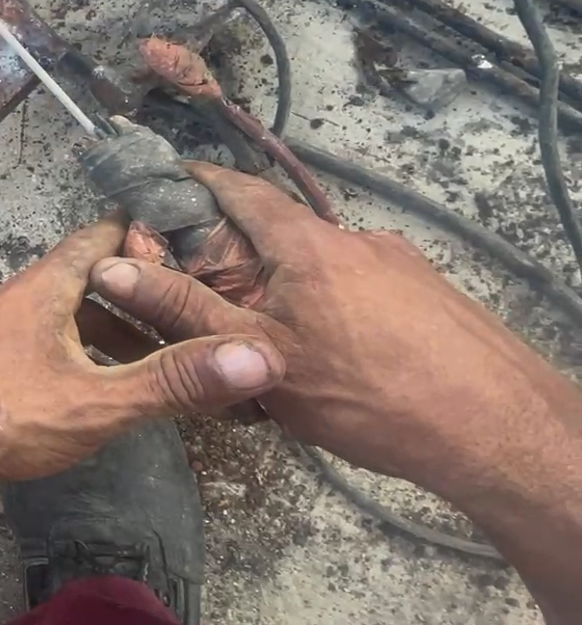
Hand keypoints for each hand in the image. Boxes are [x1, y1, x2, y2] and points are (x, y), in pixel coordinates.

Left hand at [0, 215, 284, 493]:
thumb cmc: (2, 418)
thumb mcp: (97, 403)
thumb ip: (173, 380)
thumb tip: (258, 356)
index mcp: (41, 289)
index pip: (97, 238)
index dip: (143, 232)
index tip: (194, 234)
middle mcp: (16, 296)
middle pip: (87, 276)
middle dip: (141, 289)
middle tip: (198, 305)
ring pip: (66, 310)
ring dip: (113, 326)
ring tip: (166, 354)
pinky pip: (46, 333)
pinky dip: (83, 345)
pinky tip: (106, 379)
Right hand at [87, 162, 569, 497]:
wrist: (517, 445)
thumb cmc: (370, 393)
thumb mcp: (256, 352)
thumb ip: (181, 307)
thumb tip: (106, 268)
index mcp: (309, 245)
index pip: (242, 189)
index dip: (197, 179)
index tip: (159, 181)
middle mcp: (357, 241)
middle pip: (277, 232)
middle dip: (231, 253)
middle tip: (195, 289)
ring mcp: (403, 268)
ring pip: (316, 265)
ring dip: (280, 286)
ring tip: (258, 336)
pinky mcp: (433, 298)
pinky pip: (355, 288)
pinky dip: (321, 305)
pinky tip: (321, 354)